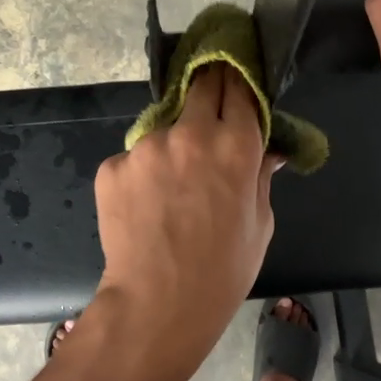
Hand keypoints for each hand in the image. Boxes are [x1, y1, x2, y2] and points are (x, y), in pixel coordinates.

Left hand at [91, 64, 277, 378]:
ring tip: (171, 188)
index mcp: (235, 144)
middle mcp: (190, 133)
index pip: (239, 88)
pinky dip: (142, 173)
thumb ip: (261, 176)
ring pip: (164, 127)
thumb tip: (267, 151)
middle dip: (208, 89)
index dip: (240, 81)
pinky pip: (134, 159)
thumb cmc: (222, 271)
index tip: (238, 76)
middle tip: (209, 102)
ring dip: (172, 143)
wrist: (157, 304)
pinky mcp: (113, 164)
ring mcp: (146, 146)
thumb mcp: (260, 224)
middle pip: (201, 86)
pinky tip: (146, 206)